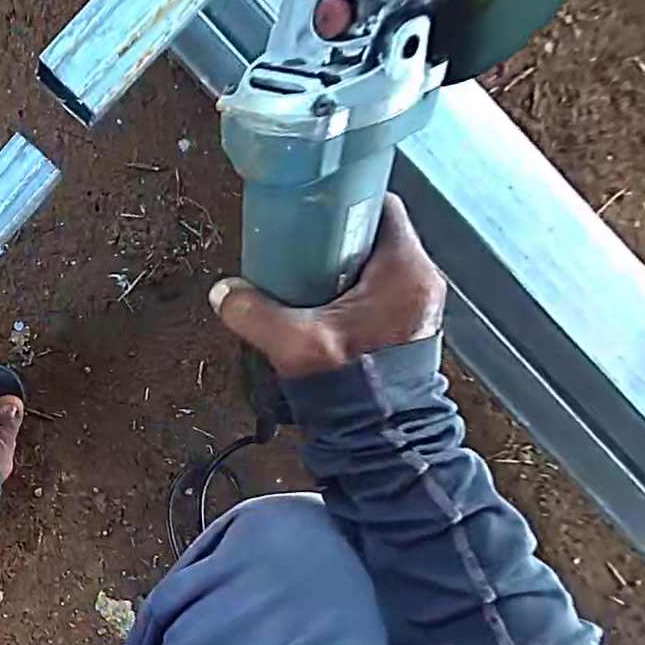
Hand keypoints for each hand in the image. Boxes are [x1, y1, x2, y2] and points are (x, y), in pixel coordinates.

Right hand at [209, 194, 446, 377]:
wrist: (381, 441)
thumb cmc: (356, 391)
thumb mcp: (294, 344)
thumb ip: (253, 313)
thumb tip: (226, 293)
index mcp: (406, 273)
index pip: (383, 209)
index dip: (346, 203)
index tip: (314, 210)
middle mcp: (418, 284)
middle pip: (373, 238)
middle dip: (334, 241)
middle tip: (298, 249)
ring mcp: (413, 308)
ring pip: (371, 267)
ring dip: (338, 270)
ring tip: (301, 282)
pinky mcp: (401, 329)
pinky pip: (372, 295)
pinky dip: (344, 295)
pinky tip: (315, 310)